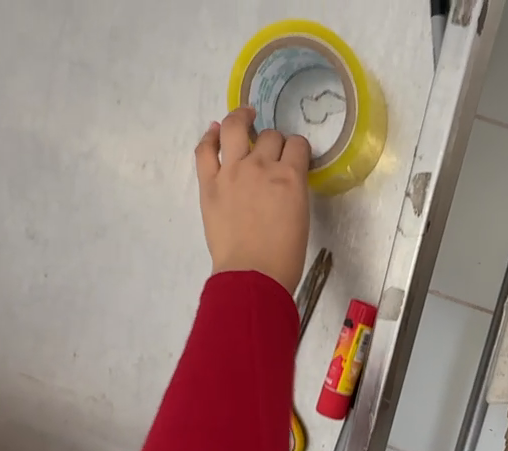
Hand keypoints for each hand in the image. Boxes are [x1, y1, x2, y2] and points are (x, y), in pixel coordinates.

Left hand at [195, 106, 311, 293]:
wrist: (253, 275)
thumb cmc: (285, 258)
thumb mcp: (301, 219)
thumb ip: (294, 193)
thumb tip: (285, 183)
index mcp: (291, 178)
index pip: (298, 146)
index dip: (299, 148)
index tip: (296, 156)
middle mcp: (262, 166)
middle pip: (270, 136)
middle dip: (275, 141)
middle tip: (274, 151)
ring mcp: (232, 171)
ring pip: (235, 128)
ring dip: (241, 119)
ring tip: (245, 117)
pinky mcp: (209, 182)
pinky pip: (205, 149)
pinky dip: (210, 136)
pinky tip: (215, 131)